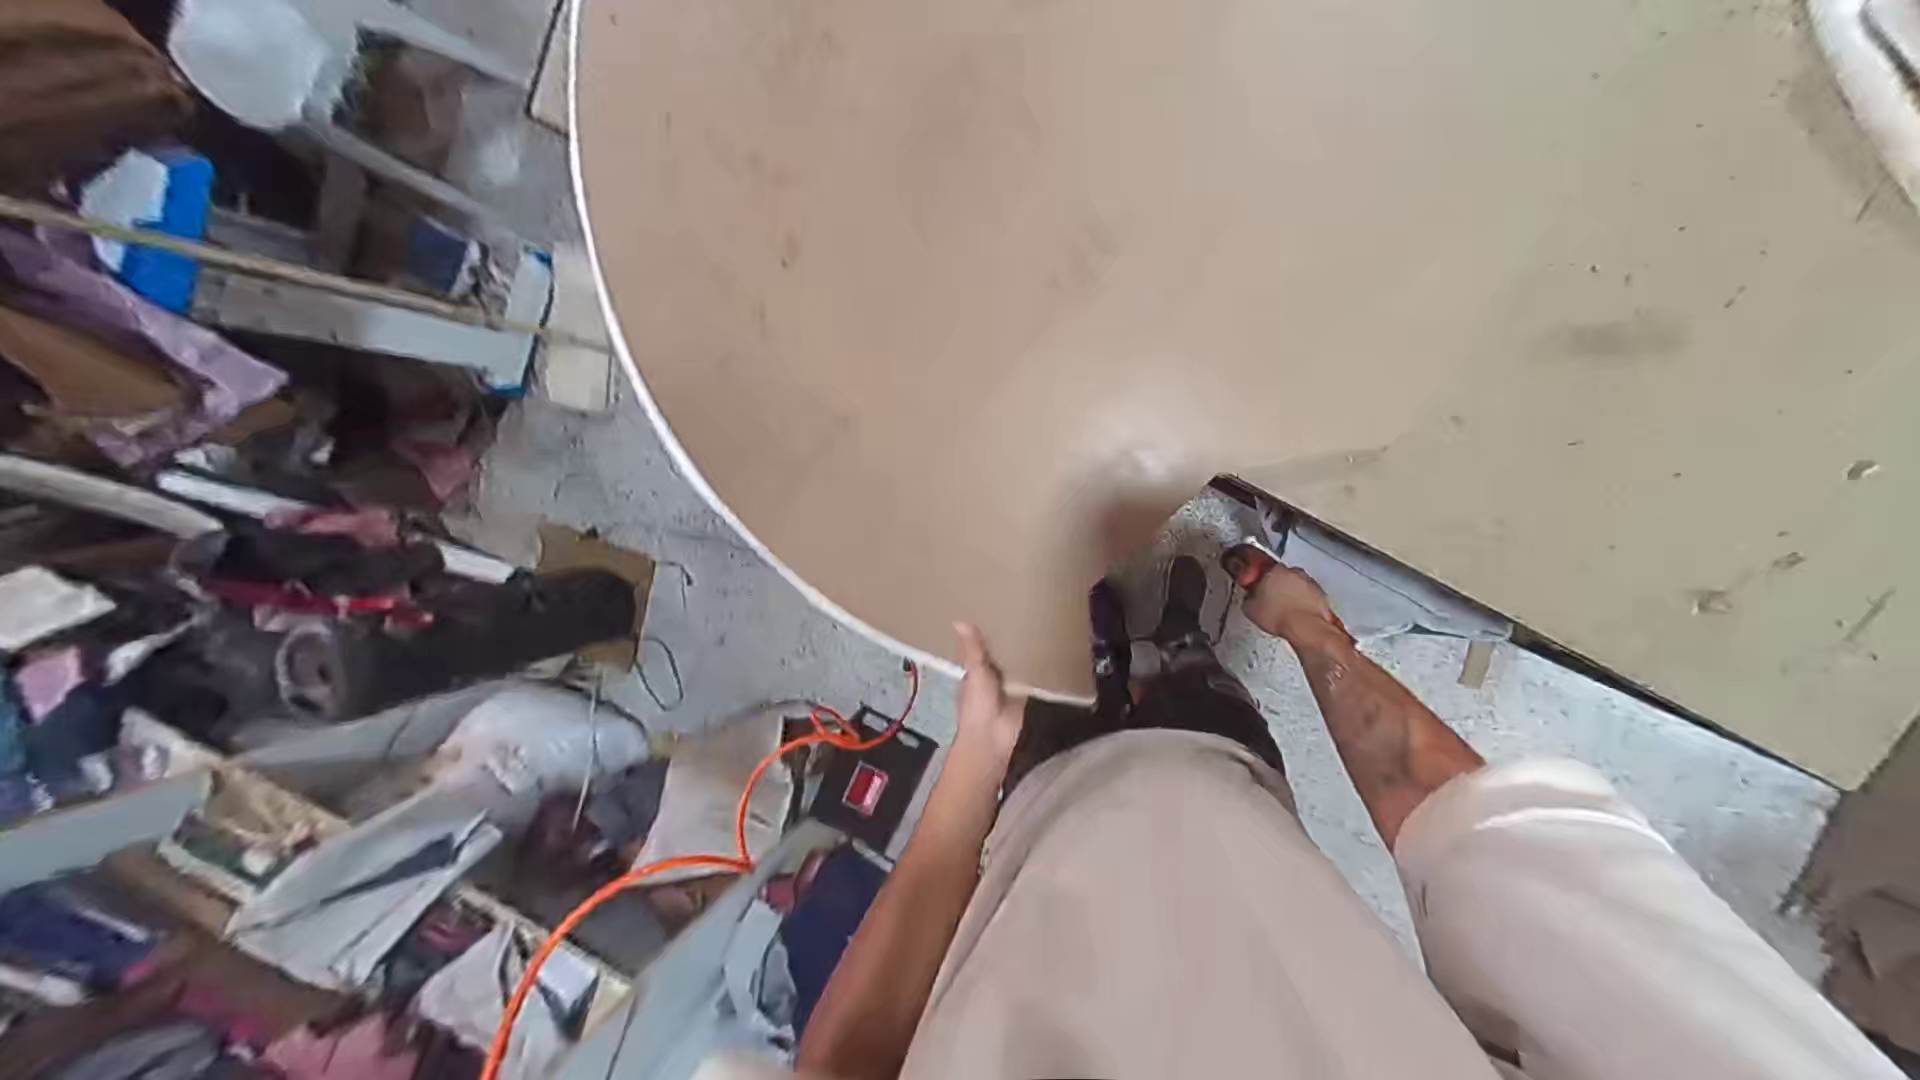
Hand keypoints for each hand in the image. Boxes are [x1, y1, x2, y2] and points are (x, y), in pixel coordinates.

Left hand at [952, 622, 1025, 759]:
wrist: (994, 736)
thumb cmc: (978, 704)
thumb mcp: (975, 671)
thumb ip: (972, 649)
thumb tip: (959, 620)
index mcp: (972, 674)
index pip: (978, 652)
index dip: (984, 638)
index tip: (993, 614)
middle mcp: (987, 680)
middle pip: (996, 659)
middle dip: (1005, 646)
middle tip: (1020, 617)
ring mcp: (1004, 689)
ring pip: (1012, 668)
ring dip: (1020, 657)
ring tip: (1035, 630)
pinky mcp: (1021, 696)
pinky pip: (1027, 680)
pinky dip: (1032, 671)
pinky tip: (1044, 654)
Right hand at [1242, 565, 1346, 643]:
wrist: (1305, 628)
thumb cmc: (1281, 615)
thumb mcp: (1249, 609)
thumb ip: (1248, 598)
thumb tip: (1249, 599)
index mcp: (1274, 570)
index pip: (1262, 569)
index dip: (1258, 580)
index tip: (1255, 588)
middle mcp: (1294, 573)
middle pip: (1281, 575)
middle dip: (1275, 585)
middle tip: (1268, 599)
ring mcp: (1309, 583)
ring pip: (1296, 584)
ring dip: (1290, 593)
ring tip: (1283, 609)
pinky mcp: (1321, 595)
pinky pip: (1308, 595)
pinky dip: (1302, 602)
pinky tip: (1295, 614)